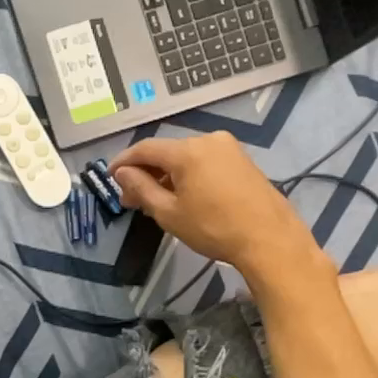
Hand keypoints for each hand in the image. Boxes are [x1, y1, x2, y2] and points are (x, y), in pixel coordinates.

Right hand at [112, 132, 335, 295]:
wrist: (268, 238)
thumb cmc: (213, 228)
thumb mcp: (169, 212)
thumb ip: (141, 188)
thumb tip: (122, 173)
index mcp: (187, 150)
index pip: (145, 149)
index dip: (123, 162)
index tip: (109, 178)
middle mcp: (207, 140)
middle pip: (166, 152)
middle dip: (145, 172)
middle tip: (130, 199)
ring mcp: (228, 147)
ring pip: (185, 157)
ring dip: (166, 175)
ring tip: (155, 201)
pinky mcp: (241, 159)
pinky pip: (203, 161)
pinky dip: (187, 175)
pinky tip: (181, 196)